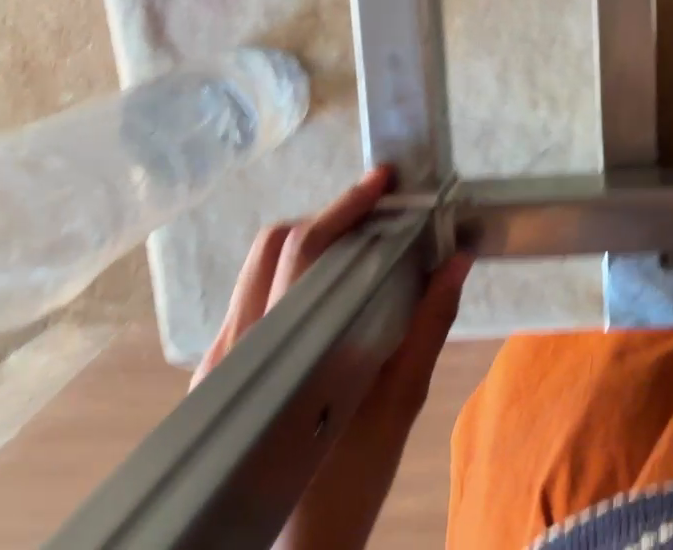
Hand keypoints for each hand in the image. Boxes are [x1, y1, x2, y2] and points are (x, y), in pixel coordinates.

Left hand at [192, 165, 473, 548]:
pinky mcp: (216, 375)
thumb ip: (426, 326)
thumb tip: (456, 260)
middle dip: (330, 216)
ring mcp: (220, 361)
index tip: (387, 183)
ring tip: (362, 244)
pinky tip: (331, 296)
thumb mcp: (398, 407)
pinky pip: (251, 300)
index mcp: (283, 347)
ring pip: (257, 270)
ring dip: (309, 244)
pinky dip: (293, 277)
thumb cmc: (342, 489)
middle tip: (380, 209)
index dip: (348, 207)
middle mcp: (238, 344)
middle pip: (276, 246)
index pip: (309, 250)